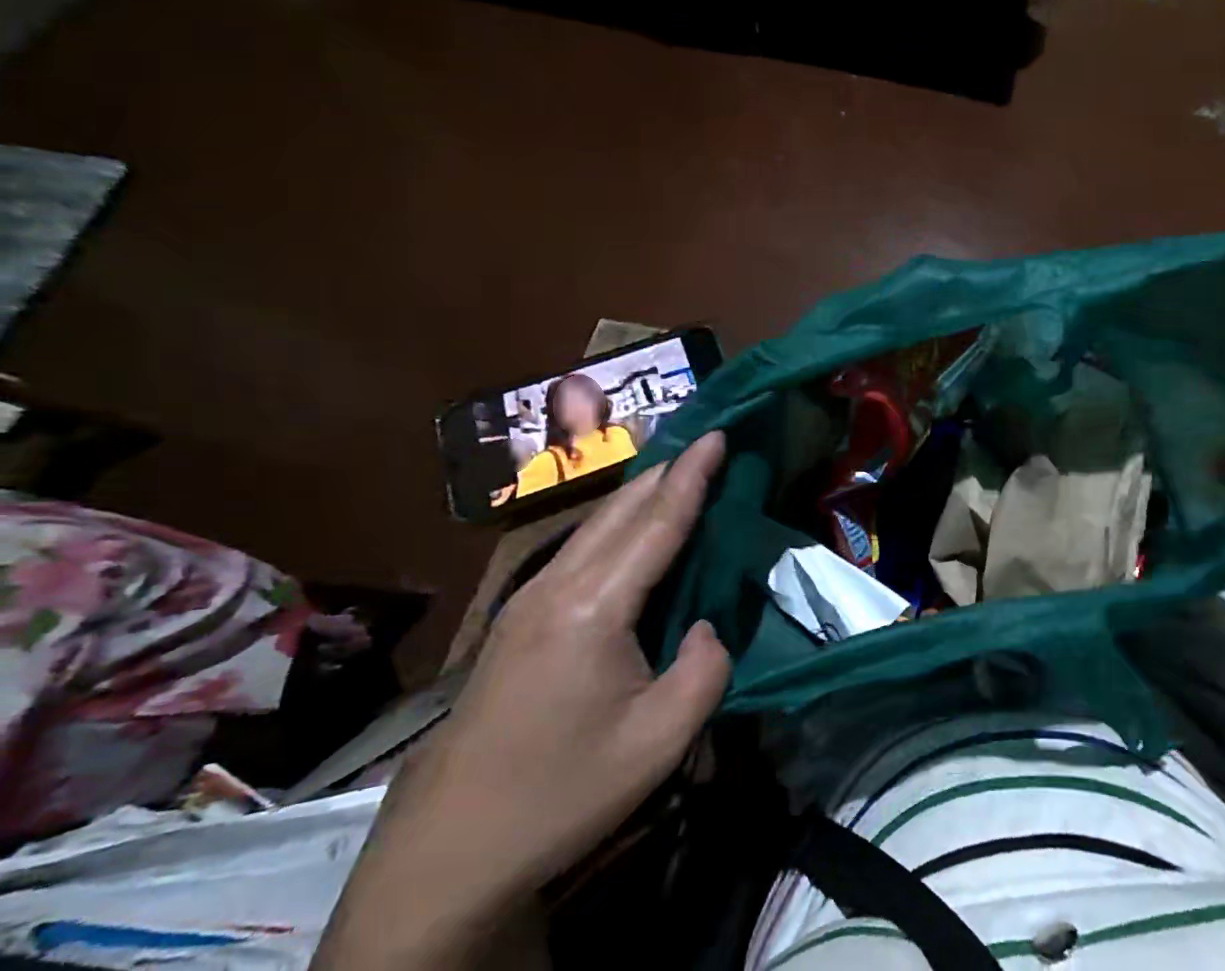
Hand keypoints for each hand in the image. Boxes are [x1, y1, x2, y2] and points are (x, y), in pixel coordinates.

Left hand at [316, 432, 732, 969]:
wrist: (452, 848)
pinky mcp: (517, 624)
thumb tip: (707, 627)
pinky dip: (618, 529)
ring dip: (641, 497)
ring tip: (680, 475)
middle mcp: (554, 589)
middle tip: (706, 441)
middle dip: (666, 470)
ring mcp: (526, 604)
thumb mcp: (662, 738)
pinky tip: (635, 537)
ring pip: (594, 529)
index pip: (657, 523)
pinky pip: (580, 555)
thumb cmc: (566, 789)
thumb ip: (705, 668)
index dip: (692, 476)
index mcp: (593, 608)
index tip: (717, 432)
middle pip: (620, 511)